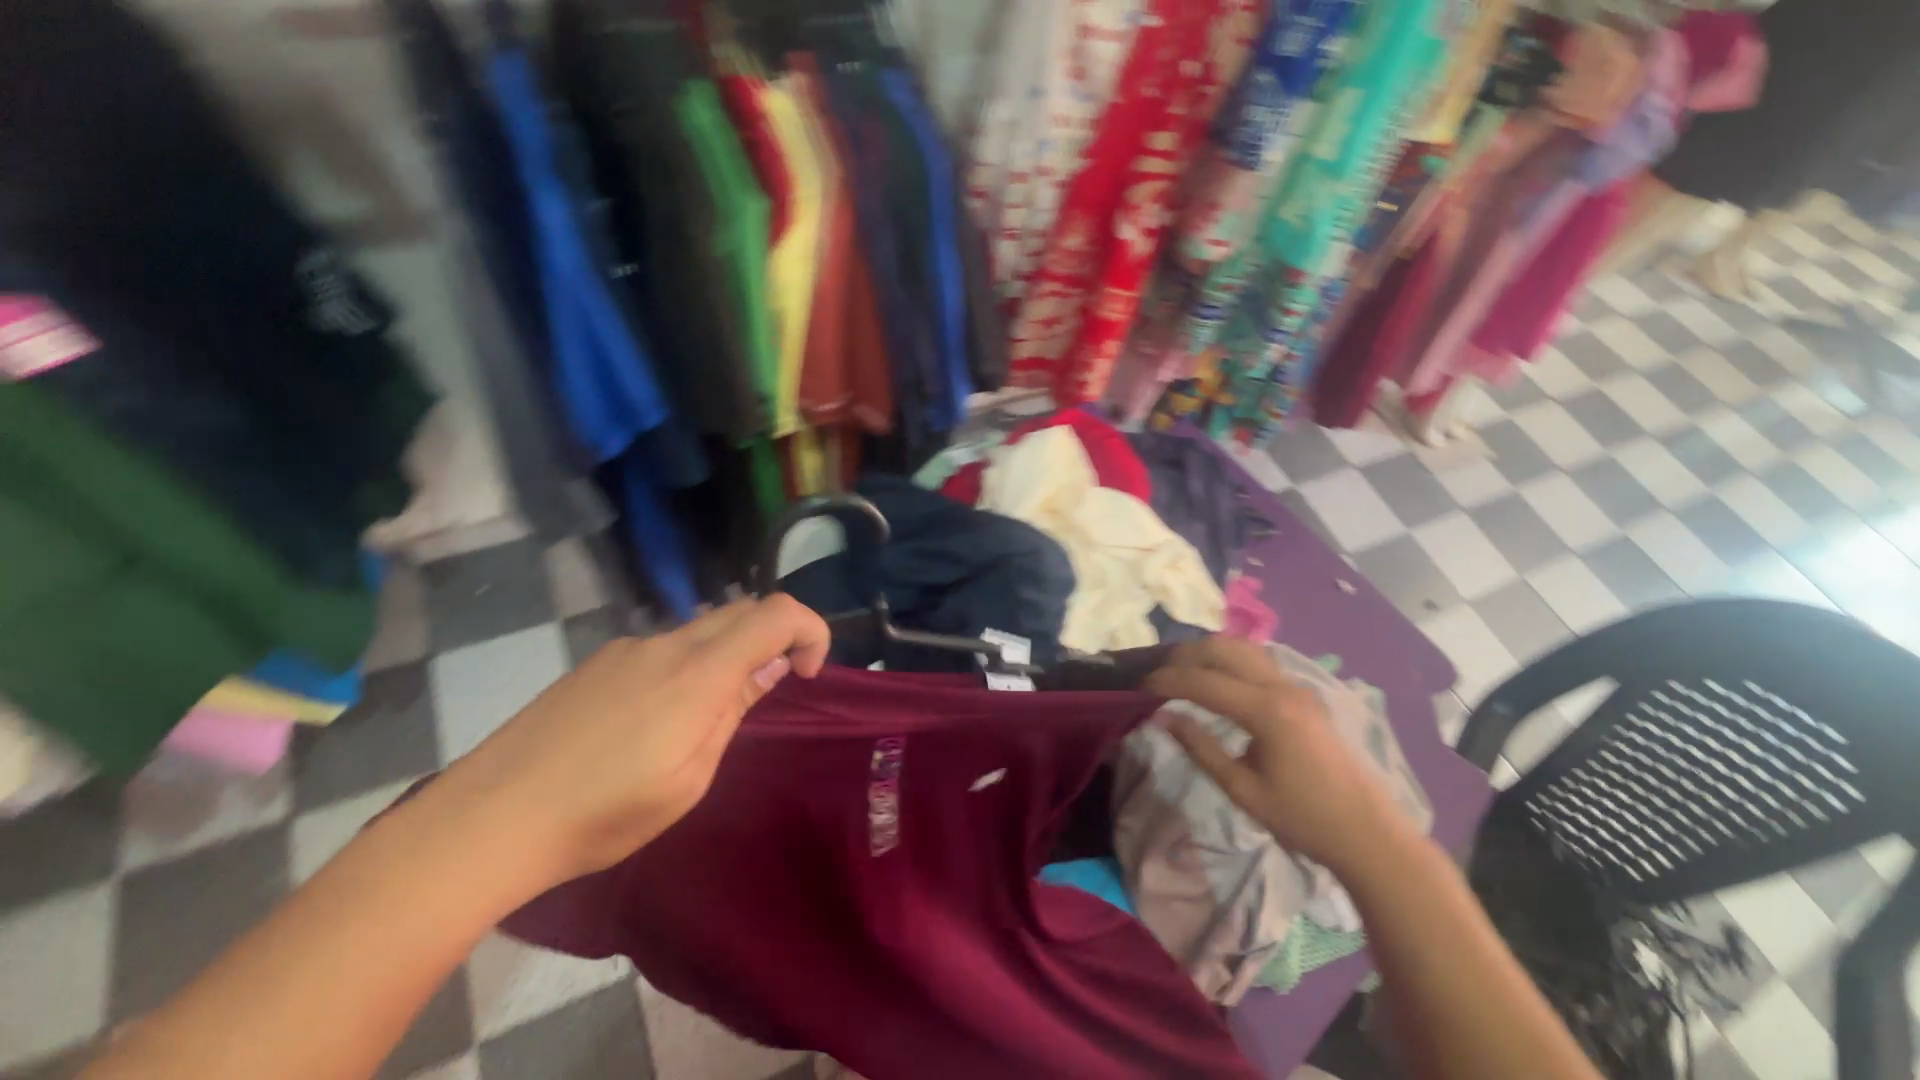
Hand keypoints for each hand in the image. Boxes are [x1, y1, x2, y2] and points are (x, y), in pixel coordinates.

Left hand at [442, 596, 829, 882]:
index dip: (810, 630)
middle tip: (768, 694)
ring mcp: (624, 650)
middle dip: (774, 638)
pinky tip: (654, 724)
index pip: (776, 614)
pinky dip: (687, 666)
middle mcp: (663, 645)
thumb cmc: (604, 814)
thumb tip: (770, 665)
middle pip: (740, 610)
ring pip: (699, 629)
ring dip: (727, 655)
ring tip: (705, 722)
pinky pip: (661, 649)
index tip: (808, 676)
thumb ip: (732, 711)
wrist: (492, 818)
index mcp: (696, 673)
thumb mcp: (689, 779)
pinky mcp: (595, 664)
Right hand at [1143, 638, 1411, 873]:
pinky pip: (1260, 662)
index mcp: (1267, 712)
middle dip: (1185, 656)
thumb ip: (1201, 749)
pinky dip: (1230, 661)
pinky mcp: (1305, 695)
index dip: (1167, 681)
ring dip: (1209, 653)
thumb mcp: (1243, 790)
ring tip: (1182, 673)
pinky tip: (1216, 680)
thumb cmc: (1303, 819)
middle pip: (1225, 649)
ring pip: (1244, 648)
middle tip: (1158, 676)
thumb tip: (1165, 717)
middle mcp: (1283, 688)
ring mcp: (1298, 687)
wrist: (1367, 831)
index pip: (1204, 681)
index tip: (1139, 688)